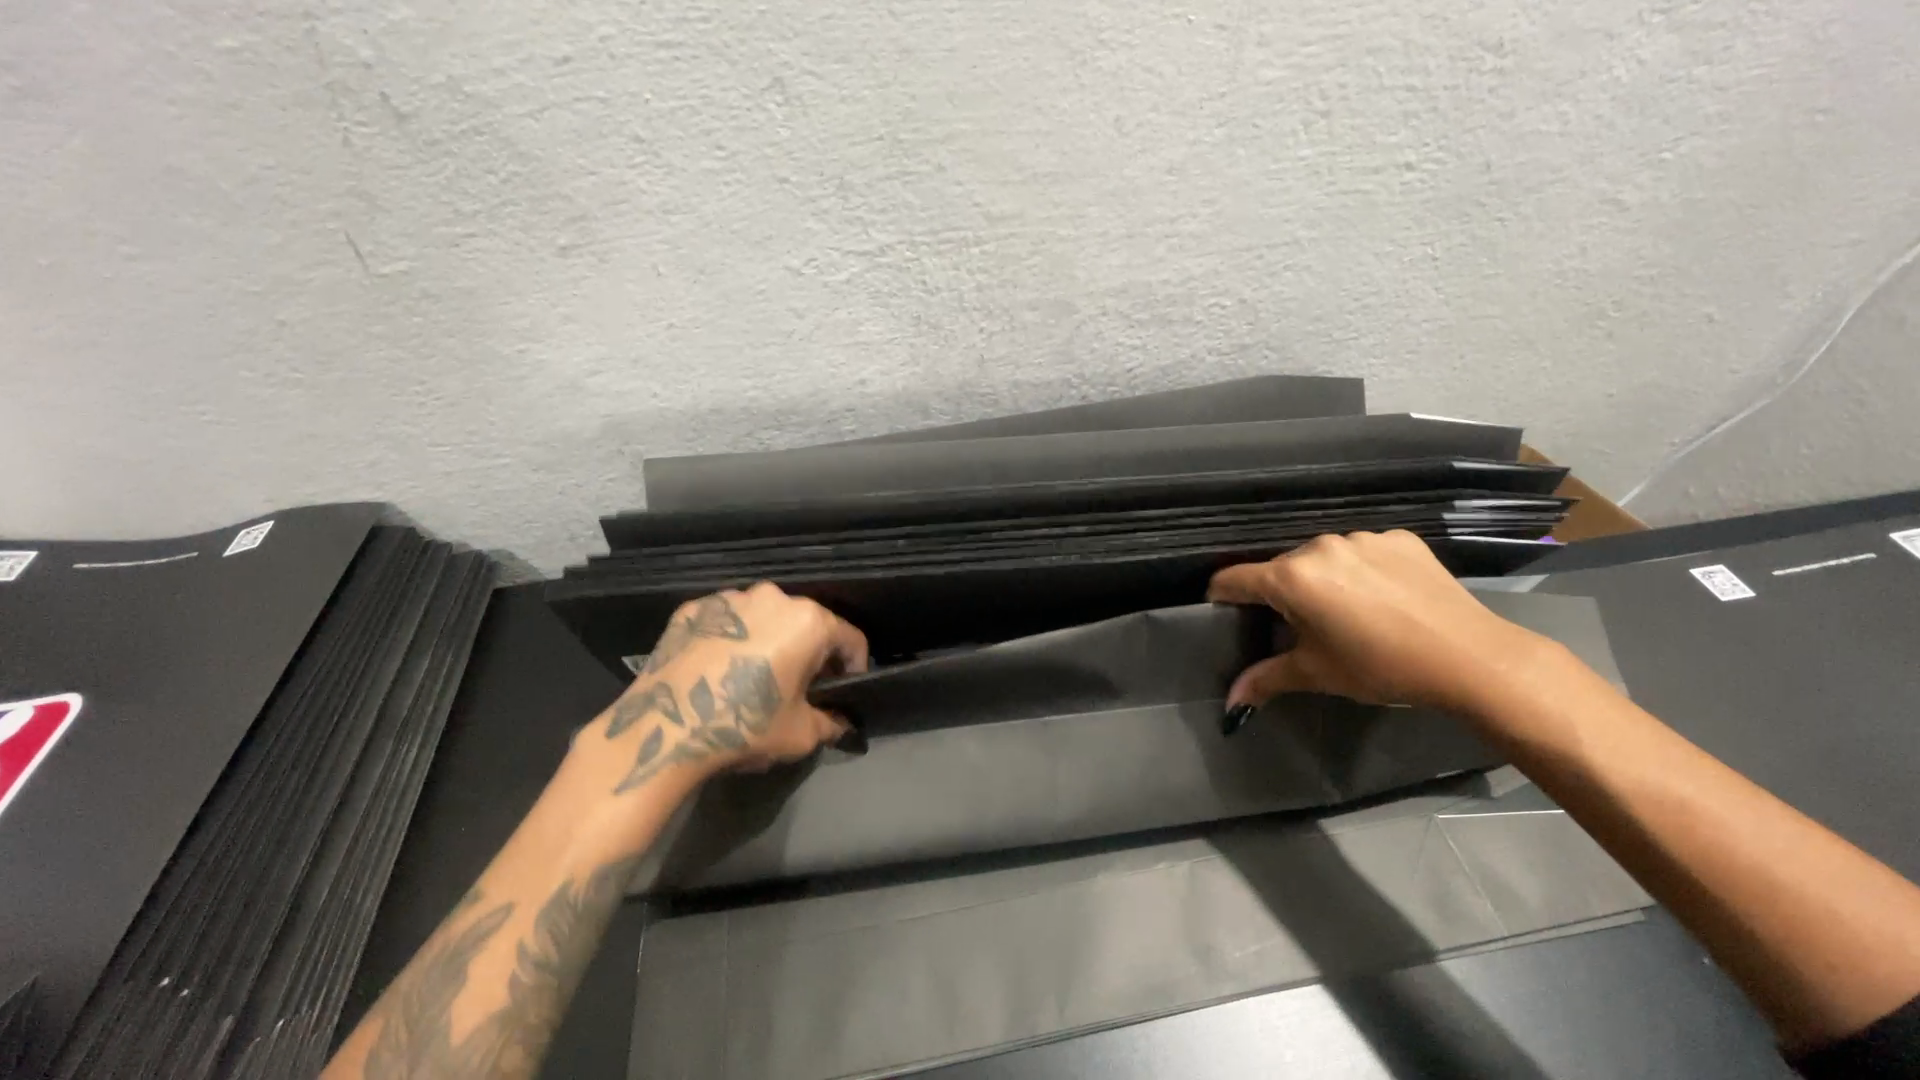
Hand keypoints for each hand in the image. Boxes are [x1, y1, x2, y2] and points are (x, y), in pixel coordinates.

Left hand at [594, 583, 869, 792]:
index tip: (845, 690)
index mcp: (808, 621)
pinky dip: (731, 640)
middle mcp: (772, 598)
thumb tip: (842, 721)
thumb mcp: (802, 734)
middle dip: (810, 652)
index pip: (850, 639)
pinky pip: (725, 622)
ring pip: (764, 618)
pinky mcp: (692, 609)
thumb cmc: (745, 726)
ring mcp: (728, 599)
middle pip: (806, 623)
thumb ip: (832, 722)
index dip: (855, 667)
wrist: (663, 729)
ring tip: (755, 677)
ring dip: (770, 641)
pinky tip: (720, 671)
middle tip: (800, 687)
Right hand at [1207, 530, 1559, 723]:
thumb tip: (1230, 702)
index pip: (1234, 579)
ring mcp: (1363, 538)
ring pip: (1324, 559)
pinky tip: (1384, 601)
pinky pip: (1364, 553)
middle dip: (1282, 595)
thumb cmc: (1380, 667)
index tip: (1225, 615)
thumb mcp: (1316, 675)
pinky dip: (1363, 572)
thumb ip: (1266, 679)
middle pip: (1282, 568)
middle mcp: (1321, 546)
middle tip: (1301, 629)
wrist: (1469, 657)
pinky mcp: (1399, 538)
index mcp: (1292, 577)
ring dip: (1323, 581)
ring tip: (1349, 615)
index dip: (1222, 598)